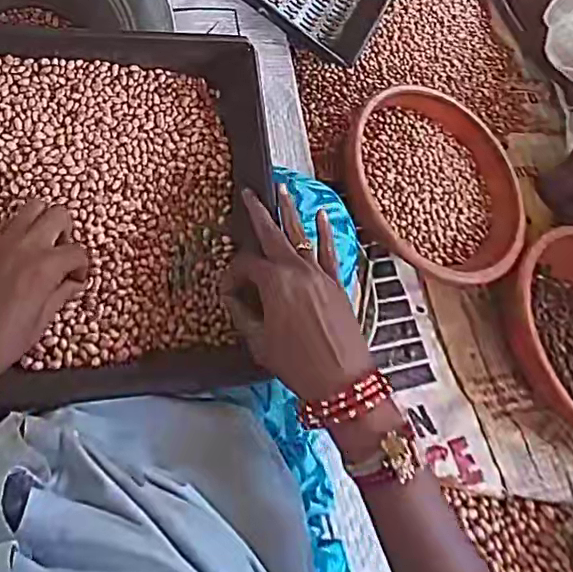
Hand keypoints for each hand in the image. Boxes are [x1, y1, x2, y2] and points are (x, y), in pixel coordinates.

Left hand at [0, 200, 88, 386]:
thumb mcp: (38, 324)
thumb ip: (60, 296)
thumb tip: (73, 283)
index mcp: (44, 267)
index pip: (76, 251)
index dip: (81, 266)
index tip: (76, 279)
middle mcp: (25, 246)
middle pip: (58, 214)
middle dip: (66, 232)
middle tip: (61, 254)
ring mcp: (0, 242)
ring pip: (32, 208)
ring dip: (42, 223)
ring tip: (40, 248)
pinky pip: (6, 227)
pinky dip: (16, 236)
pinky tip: (13, 260)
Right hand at [226, 188, 372, 402]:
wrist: (343, 382)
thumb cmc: (297, 365)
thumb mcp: (259, 342)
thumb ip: (244, 314)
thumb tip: (234, 297)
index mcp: (274, 282)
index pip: (245, 265)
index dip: (232, 276)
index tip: (229, 293)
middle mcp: (297, 270)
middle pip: (272, 234)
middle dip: (259, 211)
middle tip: (249, 193)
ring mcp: (320, 274)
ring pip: (301, 234)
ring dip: (290, 211)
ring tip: (283, 189)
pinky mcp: (337, 283)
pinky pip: (329, 251)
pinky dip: (325, 232)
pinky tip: (321, 215)